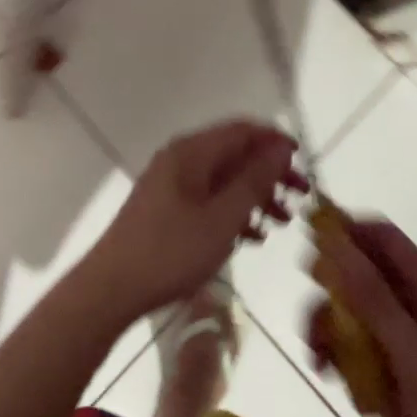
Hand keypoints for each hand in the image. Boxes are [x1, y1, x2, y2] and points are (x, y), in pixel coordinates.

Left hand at [77, 120, 305, 319]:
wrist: (113, 286)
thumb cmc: (171, 250)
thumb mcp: (222, 218)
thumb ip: (254, 181)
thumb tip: (280, 149)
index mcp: (191, 152)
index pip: (241, 130)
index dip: (274, 141)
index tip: (304, 162)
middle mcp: (179, 158)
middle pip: (233, 153)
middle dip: (269, 172)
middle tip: (301, 198)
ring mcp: (169, 182)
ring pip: (222, 178)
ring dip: (254, 195)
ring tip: (282, 223)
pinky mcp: (165, 207)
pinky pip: (207, 198)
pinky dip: (232, 211)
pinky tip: (251, 237)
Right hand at [309, 220, 416, 416]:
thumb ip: (376, 301)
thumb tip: (333, 239)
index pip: (384, 238)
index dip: (346, 233)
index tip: (310, 250)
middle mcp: (414, 312)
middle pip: (359, 275)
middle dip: (328, 294)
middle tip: (310, 319)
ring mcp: (402, 346)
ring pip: (349, 314)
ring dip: (326, 331)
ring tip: (320, 361)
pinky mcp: (391, 377)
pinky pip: (352, 351)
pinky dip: (336, 360)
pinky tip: (333, 378)